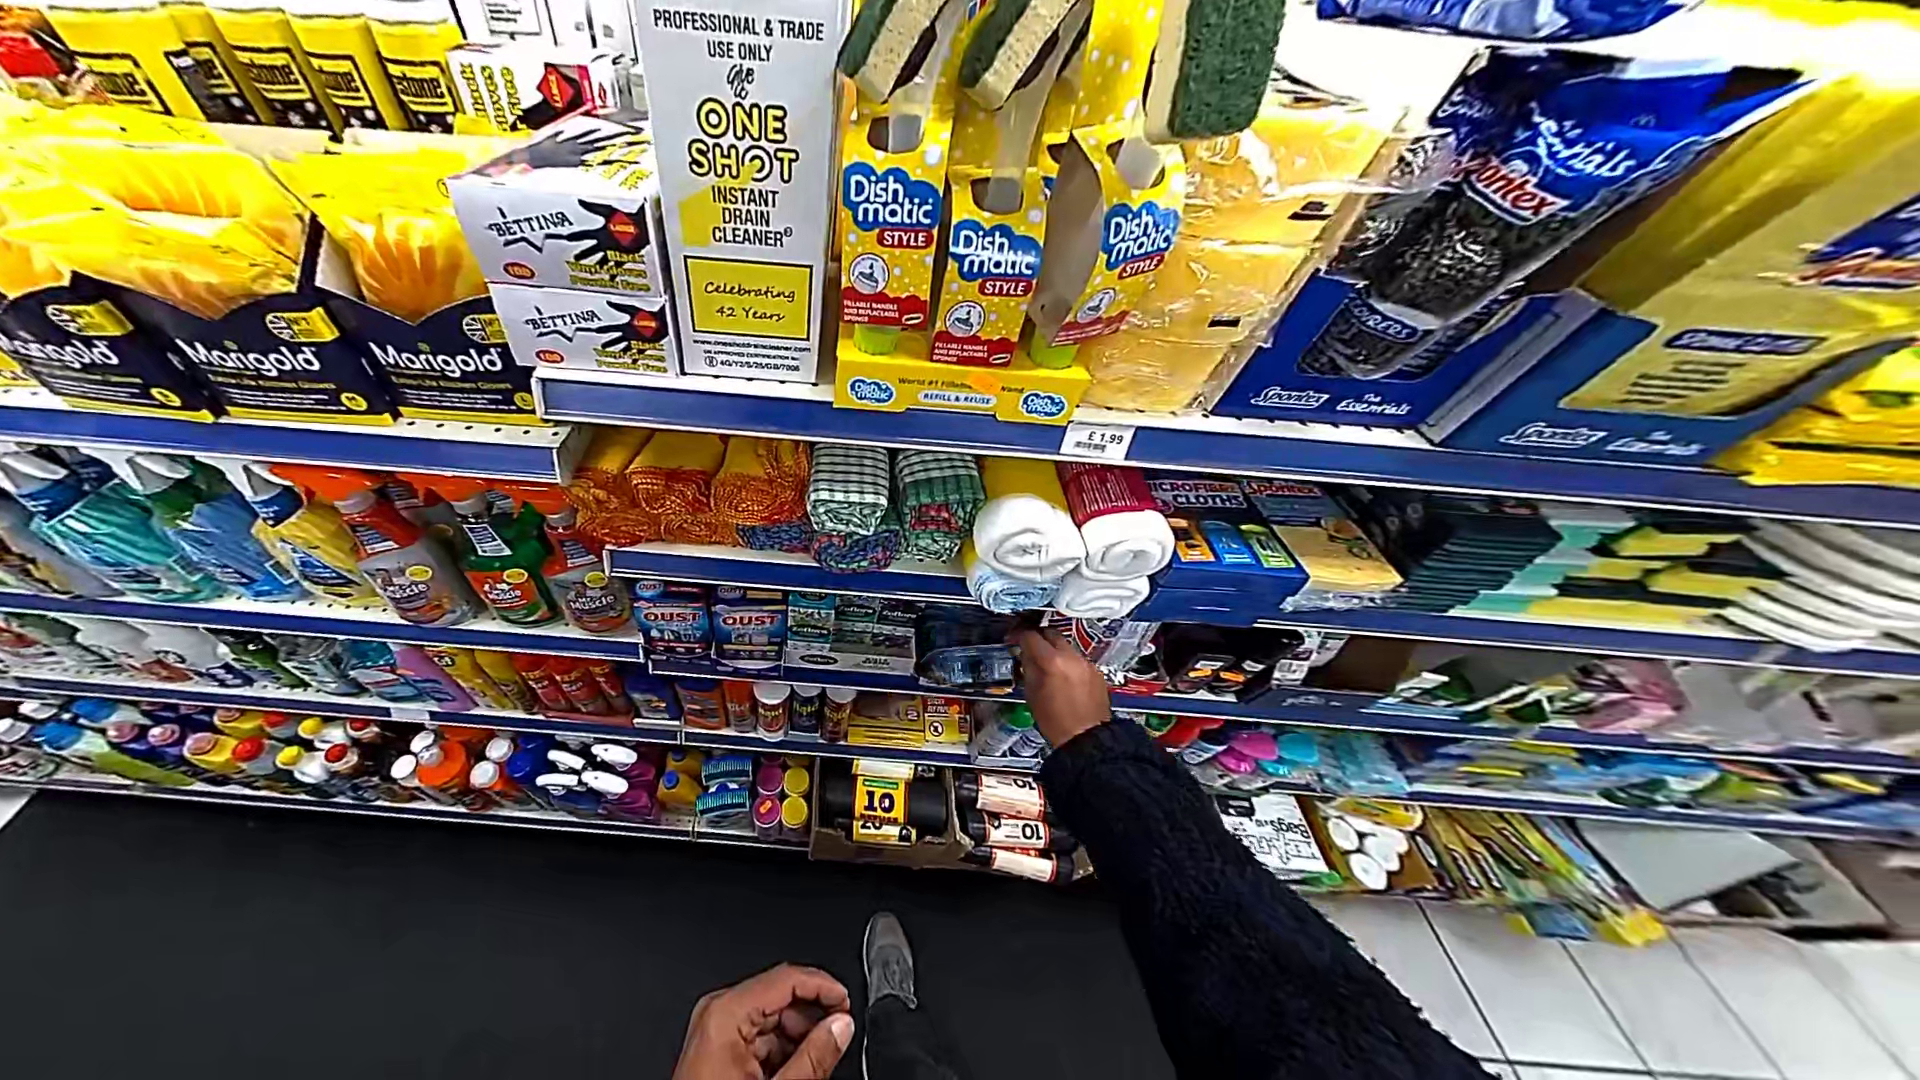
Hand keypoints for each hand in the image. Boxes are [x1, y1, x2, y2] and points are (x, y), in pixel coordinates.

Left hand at [670, 963, 854, 1079]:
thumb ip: (814, 1057)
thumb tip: (841, 1026)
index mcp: (727, 1013)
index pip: (788, 977)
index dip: (824, 987)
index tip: (845, 1003)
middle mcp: (717, 1013)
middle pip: (780, 996)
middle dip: (812, 1016)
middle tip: (836, 1034)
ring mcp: (713, 1030)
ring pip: (771, 1015)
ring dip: (798, 1034)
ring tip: (816, 1058)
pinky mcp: (715, 1049)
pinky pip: (757, 1034)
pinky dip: (780, 1048)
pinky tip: (794, 1068)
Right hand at [1010, 626, 1110, 747]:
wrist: (1086, 738)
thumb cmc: (1057, 722)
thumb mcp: (1032, 693)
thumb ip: (1028, 667)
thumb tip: (1025, 653)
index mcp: (1052, 662)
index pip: (1031, 636)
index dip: (1019, 635)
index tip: (1016, 638)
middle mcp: (1072, 658)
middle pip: (1051, 633)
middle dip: (1038, 638)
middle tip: (1030, 646)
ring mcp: (1086, 663)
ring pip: (1066, 645)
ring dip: (1054, 650)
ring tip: (1047, 665)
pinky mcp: (1096, 671)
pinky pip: (1078, 658)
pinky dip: (1068, 662)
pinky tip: (1063, 676)